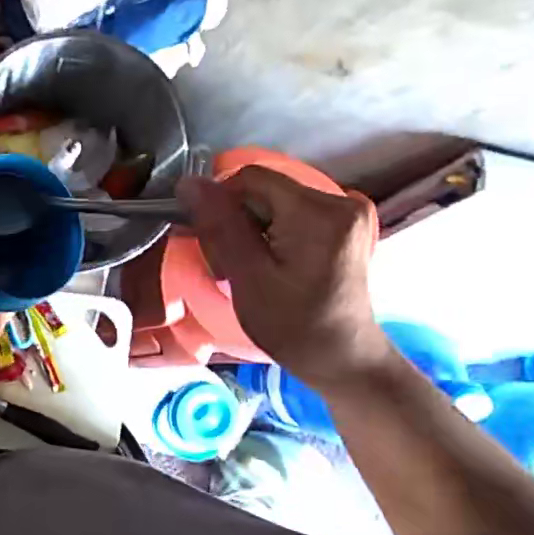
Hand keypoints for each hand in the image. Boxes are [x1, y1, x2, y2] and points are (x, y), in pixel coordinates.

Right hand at [176, 168, 393, 390]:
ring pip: (271, 204)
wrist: (339, 355)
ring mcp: (344, 213)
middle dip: (234, 222)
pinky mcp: (341, 226)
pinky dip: (267, 236)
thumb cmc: (291, 323)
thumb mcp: (247, 275)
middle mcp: (339, 201)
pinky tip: (266, 266)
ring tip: (247, 269)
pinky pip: (288, 216)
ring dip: (248, 232)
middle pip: (262, 191)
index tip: (209, 241)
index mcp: (318, 212)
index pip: (249, 179)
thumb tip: (189, 183)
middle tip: (229, 266)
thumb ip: (220, 225)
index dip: (218, 203)